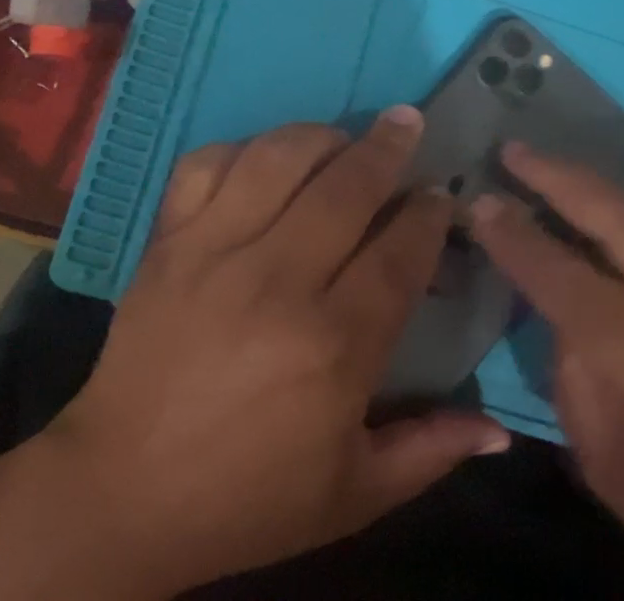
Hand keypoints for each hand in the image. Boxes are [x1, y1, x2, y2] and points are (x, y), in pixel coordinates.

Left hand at [35, 109, 510, 595]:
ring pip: (276, 161)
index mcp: (335, 345)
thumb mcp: (354, 495)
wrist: (124, 489)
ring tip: (342, 134)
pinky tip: (261, 157)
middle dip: (386, 148)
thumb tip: (500, 427)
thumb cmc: (246, 499)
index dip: (428, 214)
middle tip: (406, 123)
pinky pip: (202, 169)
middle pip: (344, 188)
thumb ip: (430, 450)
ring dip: (319, 135)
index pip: (398, 252)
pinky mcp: (165, 244)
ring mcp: (213, 253)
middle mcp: (277, 282)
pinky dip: (237, 150)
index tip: (441, 196)